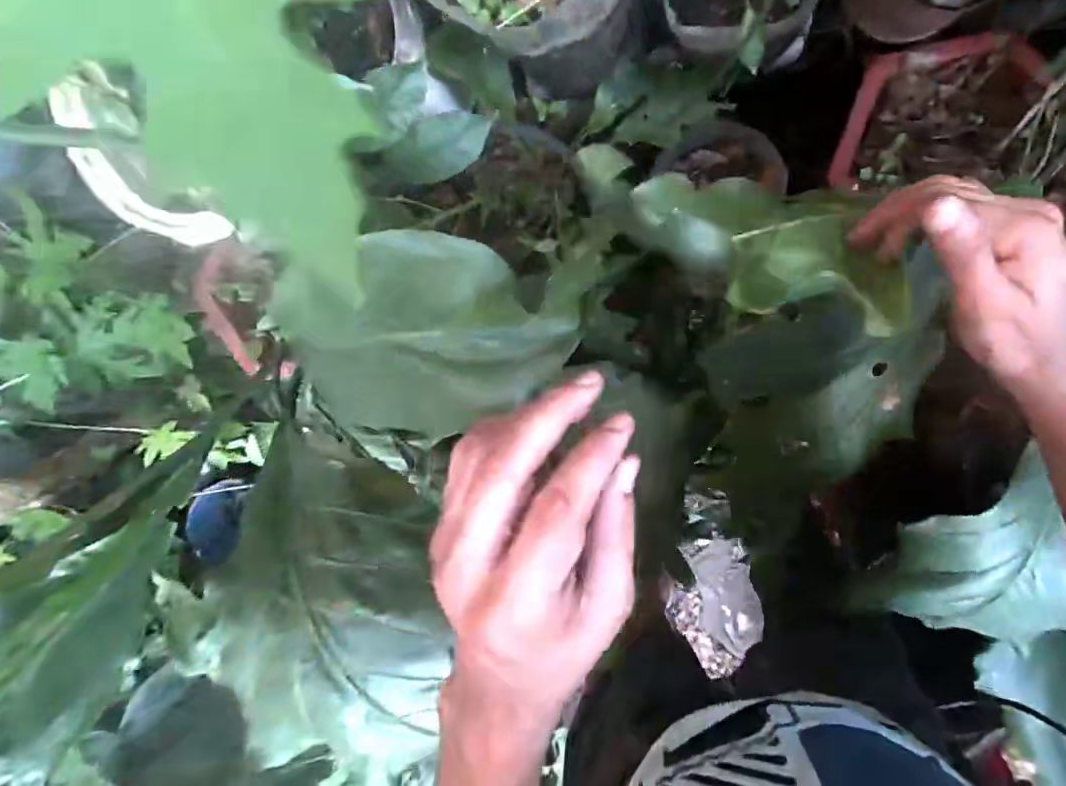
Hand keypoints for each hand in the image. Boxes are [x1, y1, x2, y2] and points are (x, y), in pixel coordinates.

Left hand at [431, 371, 638, 784]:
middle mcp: (467, 565)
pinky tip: (538, 419)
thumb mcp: (609, 604)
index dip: (591, 458)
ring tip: (571, 398)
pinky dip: (505, 427)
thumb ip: (616, 530)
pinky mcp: (440, 524)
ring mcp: (444, 541)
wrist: (495, 681)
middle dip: (550, 413)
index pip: (555, 510)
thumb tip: (625, 459)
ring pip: (478, 453)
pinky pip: (468, 457)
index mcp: (517, 600)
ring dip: (526, 414)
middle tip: (591, 382)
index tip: (622, 423)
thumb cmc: (563, 649)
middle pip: (502, 468)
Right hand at [849, 176, 1065, 390]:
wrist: (1051, 370)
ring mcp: (1025, 215)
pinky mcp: (1018, 226)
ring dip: (909, 211)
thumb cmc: (1013, 344)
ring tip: (879, 236)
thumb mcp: (983, 303)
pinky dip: (929, 216)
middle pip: (948, 190)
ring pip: (953, 194)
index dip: (896, 217)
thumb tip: (935, 205)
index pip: (944, 200)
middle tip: (861, 238)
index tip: (862, 243)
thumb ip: (963, 252)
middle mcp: (1027, 208)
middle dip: (897, 211)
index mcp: (1022, 223)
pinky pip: (963, 207)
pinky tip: (910, 234)